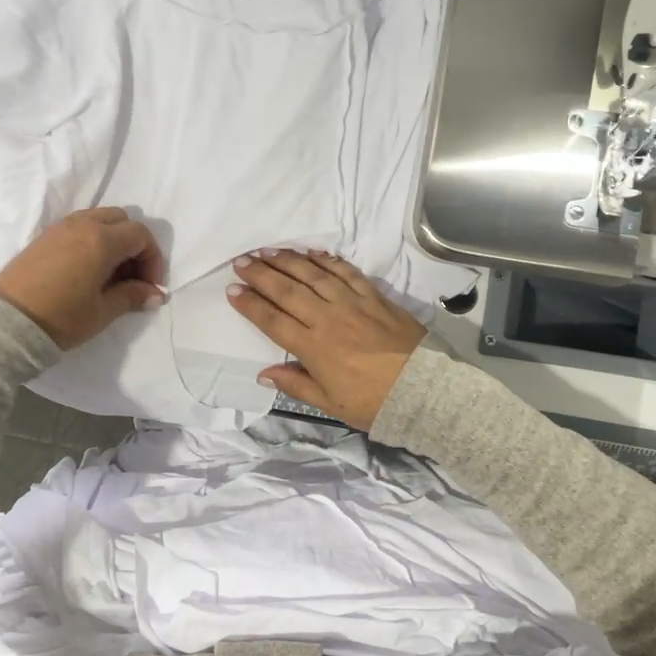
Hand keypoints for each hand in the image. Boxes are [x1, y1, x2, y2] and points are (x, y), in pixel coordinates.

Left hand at [0, 208, 166, 349]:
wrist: (8, 323)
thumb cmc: (61, 318)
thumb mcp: (102, 312)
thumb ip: (132, 296)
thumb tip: (155, 294)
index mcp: (101, 240)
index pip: (140, 235)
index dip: (153, 259)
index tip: (150, 286)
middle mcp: (82, 225)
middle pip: (120, 219)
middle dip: (134, 245)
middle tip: (133, 277)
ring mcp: (59, 228)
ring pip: (98, 219)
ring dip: (112, 240)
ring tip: (111, 275)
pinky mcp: (44, 237)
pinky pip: (78, 227)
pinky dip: (92, 240)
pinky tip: (88, 271)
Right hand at [226, 249, 424, 429]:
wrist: (423, 389)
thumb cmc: (374, 402)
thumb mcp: (331, 404)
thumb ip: (296, 385)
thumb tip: (264, 374)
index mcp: (314, 348)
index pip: (273, 321)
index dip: (250, 304)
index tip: (232, 290)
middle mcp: (328, 319)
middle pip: (288, 291)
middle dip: (261, 274)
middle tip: (241, 261)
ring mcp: (352, 303)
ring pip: (313, 275)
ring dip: (288, 260)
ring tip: (267, 250)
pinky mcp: (374, 296)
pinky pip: (345, 271)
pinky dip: (327, 260)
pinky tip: (312, 252)